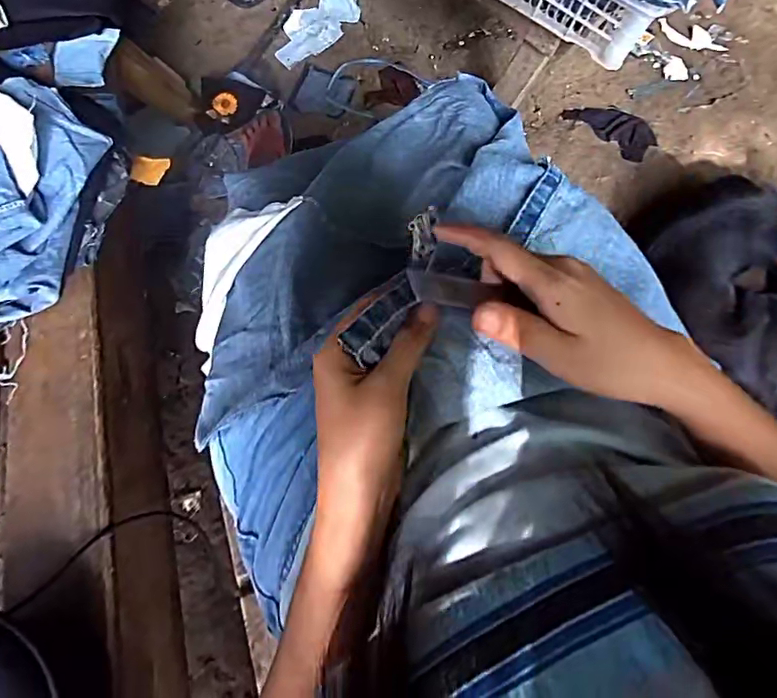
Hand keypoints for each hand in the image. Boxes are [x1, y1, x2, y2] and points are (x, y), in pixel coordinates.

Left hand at [309, 303, 436, 577]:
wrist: (359, 498)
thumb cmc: (364, 438)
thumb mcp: (388, 385)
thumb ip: (408, 342)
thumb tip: (429, 304)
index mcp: (332, 351)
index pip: (365, 308)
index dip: (395, 293)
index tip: (430, 278)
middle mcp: (340, 358)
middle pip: (375, 324)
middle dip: (406, 310)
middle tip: (444, 292)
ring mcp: (357, 378)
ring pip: (386, 343)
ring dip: (410, 331)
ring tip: (444, 310)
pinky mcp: (373, 395)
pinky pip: (392, 362)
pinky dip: (410, 351)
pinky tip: (434, 341)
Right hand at [433, 225, 714, 410]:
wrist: (661, 362)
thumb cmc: (609, 364)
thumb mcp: (558, 355)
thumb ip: (516, 330)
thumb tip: (476, 310)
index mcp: (553, 280)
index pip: (500, 249)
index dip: (467, 236)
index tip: (438, 230)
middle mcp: (563, 264)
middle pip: (509, 257)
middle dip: (489, 280)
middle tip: (502, 326)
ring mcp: (576, 269)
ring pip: (524, 266)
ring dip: (508, 288)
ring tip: (526, 331)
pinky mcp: (583, 279)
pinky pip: (541, 274)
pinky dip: (525, 290)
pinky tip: (540, 322)